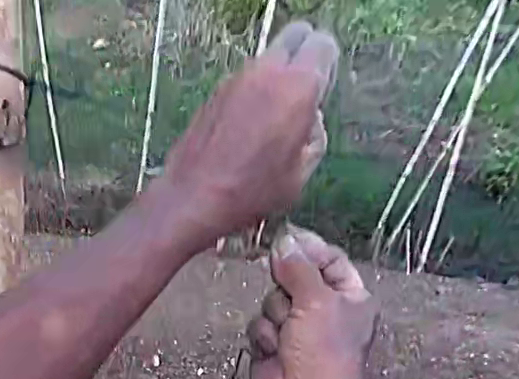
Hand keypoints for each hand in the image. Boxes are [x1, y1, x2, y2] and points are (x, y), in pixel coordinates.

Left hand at [157, 22, 337, 239]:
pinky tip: (240, 131)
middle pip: (295, 38)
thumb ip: (315, 140)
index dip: (325, 69)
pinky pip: (242, 82)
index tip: (318, 96)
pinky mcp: (214, 91)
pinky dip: (248, 95)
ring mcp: (237, 78)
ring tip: (265, 122)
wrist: (193, 199)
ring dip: (272, 80)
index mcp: (298, 87)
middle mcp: (268, 72)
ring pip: (266, 61)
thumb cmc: (249, 195)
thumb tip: (310, 122)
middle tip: (297, 96)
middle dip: (301, 60)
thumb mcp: (297, 179)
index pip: (324, 47)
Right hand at [248, 226, 378, 378]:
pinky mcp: (270, 346)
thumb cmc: (324, 349)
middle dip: (286, 292)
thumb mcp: (317, 299)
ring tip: (285, 339)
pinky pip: (257, 326)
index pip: (327, 259)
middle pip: (291, 279)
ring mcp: (294, 330)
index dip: (307, 248)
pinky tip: (273, 352)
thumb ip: (298, 267)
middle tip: (293, 308)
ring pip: (269, 303)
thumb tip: (282, 242)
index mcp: (348, 295)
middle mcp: (321, 310)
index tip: (286, 237)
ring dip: (274, 319)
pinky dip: (263, 338)